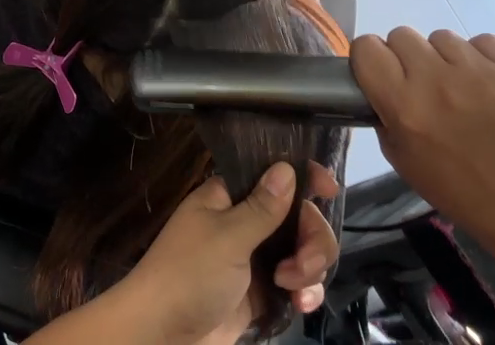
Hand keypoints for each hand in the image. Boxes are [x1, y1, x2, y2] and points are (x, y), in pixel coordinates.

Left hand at [118, 162, 339, 344]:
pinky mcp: (261, 292)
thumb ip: (262, 207)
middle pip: (296, 216)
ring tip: (292, 289)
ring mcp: (254, 258)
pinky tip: (301, 305)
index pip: (270, 174)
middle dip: (311, 238)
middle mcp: (243, 222)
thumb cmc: (189, 274)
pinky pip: (296, 283)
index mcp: (227, 197)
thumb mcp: (227, 237)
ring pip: (301, 250)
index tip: (331, 189)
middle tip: (303, 264)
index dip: (302, 177)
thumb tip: (286, 167)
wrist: (163, 335)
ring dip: (309, 267)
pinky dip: (305, 291)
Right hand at [352, 28, 494, 256]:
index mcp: (405, 107)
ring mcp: (483, 76)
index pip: (367, 47)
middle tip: (424, 84)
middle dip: (408, 58)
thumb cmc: (458, 190)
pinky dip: (482, 58)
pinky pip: (485, 42)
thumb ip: (383, 111)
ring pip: (443, 38)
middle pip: (403, 36)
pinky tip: (489, 83)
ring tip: (462, 87)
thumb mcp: (400, 158)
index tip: (383, 73)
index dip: (371, 58)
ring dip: (446, 58)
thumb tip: (380, 79)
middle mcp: (440, 83)